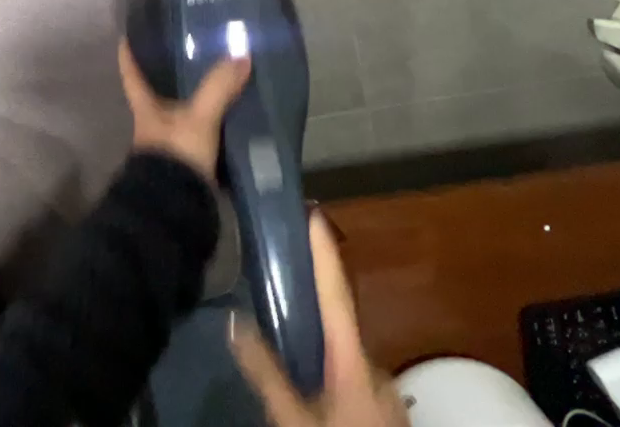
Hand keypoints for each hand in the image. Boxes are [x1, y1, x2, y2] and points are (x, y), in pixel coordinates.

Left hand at [118, 41, 250, 180]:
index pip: (131, 75)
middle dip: (167, 77)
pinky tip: (227, 119)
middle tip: (185, 54)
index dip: (128, 56)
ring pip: (177, 114)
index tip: (126, 37)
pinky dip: (209, 124)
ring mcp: (168, 145)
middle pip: (155, 93)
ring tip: (214, 82)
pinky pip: (198, 134)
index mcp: (145, 108)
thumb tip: (240, 54)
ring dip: (191, 101)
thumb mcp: (199, 118)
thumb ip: (218, 88)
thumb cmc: (176, 155)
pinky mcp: (187, 162)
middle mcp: (152, 124)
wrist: (177, 209)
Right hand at [229, 212, 409, 426]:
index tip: (315, 213)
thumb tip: (233, 320)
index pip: (334, 293)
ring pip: (343, 362)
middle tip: (272, 305)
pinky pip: (352, 385)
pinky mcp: (386, 417)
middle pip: (338, 328)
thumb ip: (265, 372)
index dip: (324, 253)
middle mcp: (376, 370)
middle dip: (307, 316)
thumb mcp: (293, 420)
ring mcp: (386, 396)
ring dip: (317, 357)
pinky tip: (311, 403)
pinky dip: (329, 381)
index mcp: (353, 361)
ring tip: (285, 370)